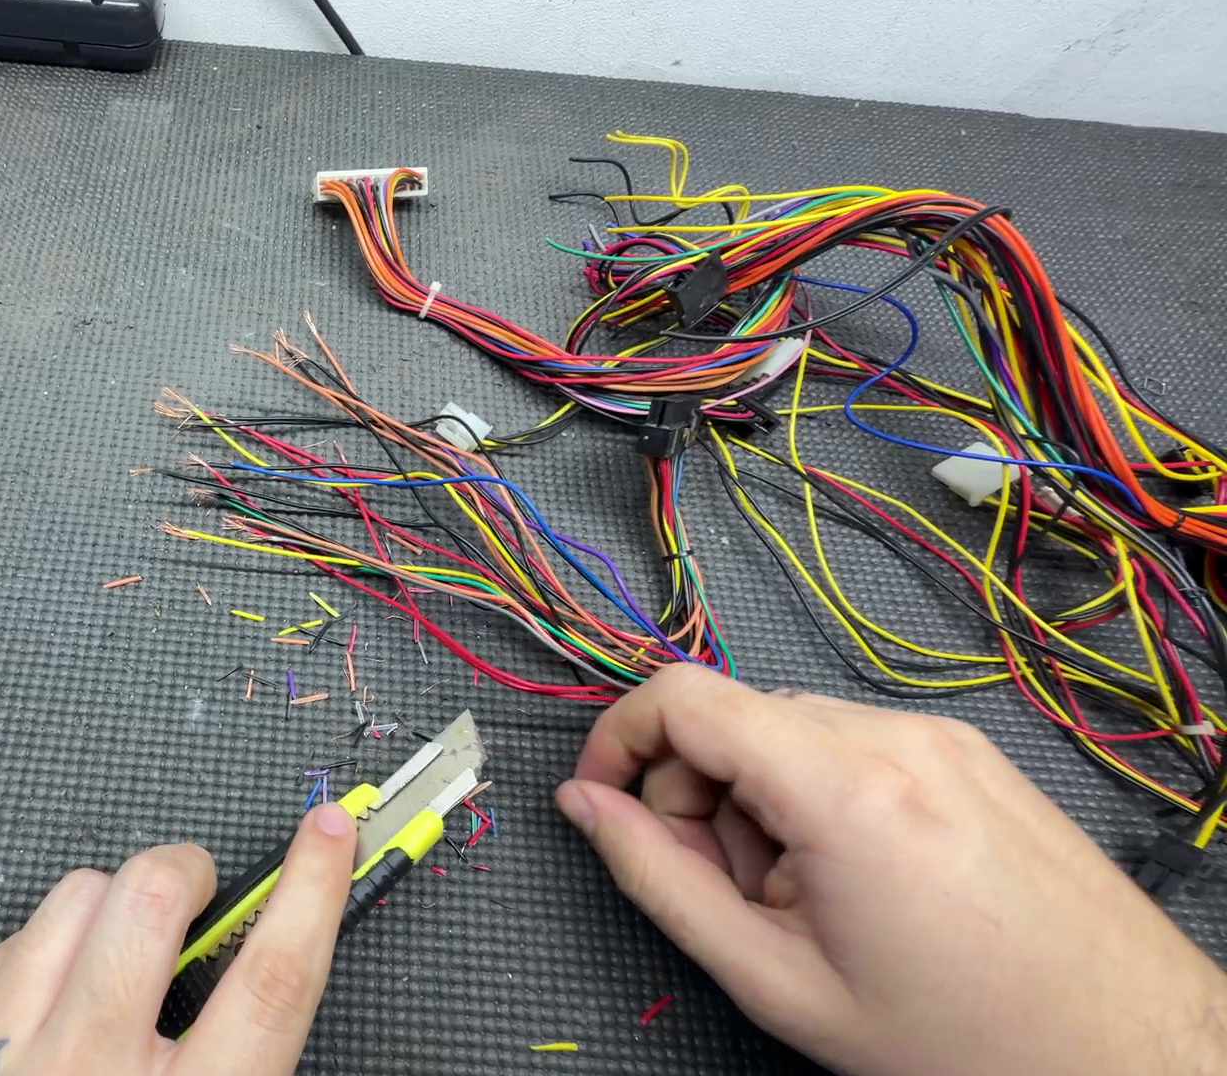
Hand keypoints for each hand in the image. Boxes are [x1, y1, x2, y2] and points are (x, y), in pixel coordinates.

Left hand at [0, 803, 357, 1075]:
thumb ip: (235, 1062)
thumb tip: (259, 973)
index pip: (270, 981)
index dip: (311, 891)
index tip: (329, 831)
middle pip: (153, 899)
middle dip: (187, 870)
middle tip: (193, 894)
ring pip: (79, 896)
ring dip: (110, 910)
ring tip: (109, 965)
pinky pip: (11, 940)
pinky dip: (43, 954)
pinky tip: (42, 1011)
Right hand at [555, 664, 1226, 1075]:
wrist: (1156, 1075)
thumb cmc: (959, 1045)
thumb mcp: (771, 976)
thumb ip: (652, 876)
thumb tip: (580, 802)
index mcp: (845, 786)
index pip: (679, 698)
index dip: (616, 738)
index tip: (601, 798)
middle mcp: (892, 734)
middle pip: (723, 720)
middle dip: (691, 796)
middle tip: (727, 887)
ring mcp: (935, 733)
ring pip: (772, 731)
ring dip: (747, 800)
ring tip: (797, 891)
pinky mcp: (959, 747)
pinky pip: (831, 740)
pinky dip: (801, 792)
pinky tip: (844, 869)